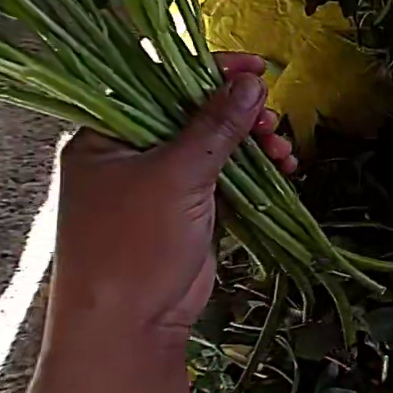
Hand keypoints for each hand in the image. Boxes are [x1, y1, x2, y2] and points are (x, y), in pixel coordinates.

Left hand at [48, 54, 293, 339]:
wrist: (129, 323)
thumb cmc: (133, 244)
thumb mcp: (176, 177)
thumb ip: (215, 126)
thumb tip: (251, 82)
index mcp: (109, 133)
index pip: (162, 81)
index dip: (211, 69)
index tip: (257, 68)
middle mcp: (134, 150)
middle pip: (197, 112)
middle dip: (242, 115)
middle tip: (272, 124)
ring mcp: (164, 179)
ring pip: (218, 144)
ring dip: (255, 144)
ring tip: (283, 155)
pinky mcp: (190, 205)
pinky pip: (228, 174)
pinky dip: (256, 170)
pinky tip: (282, 171)